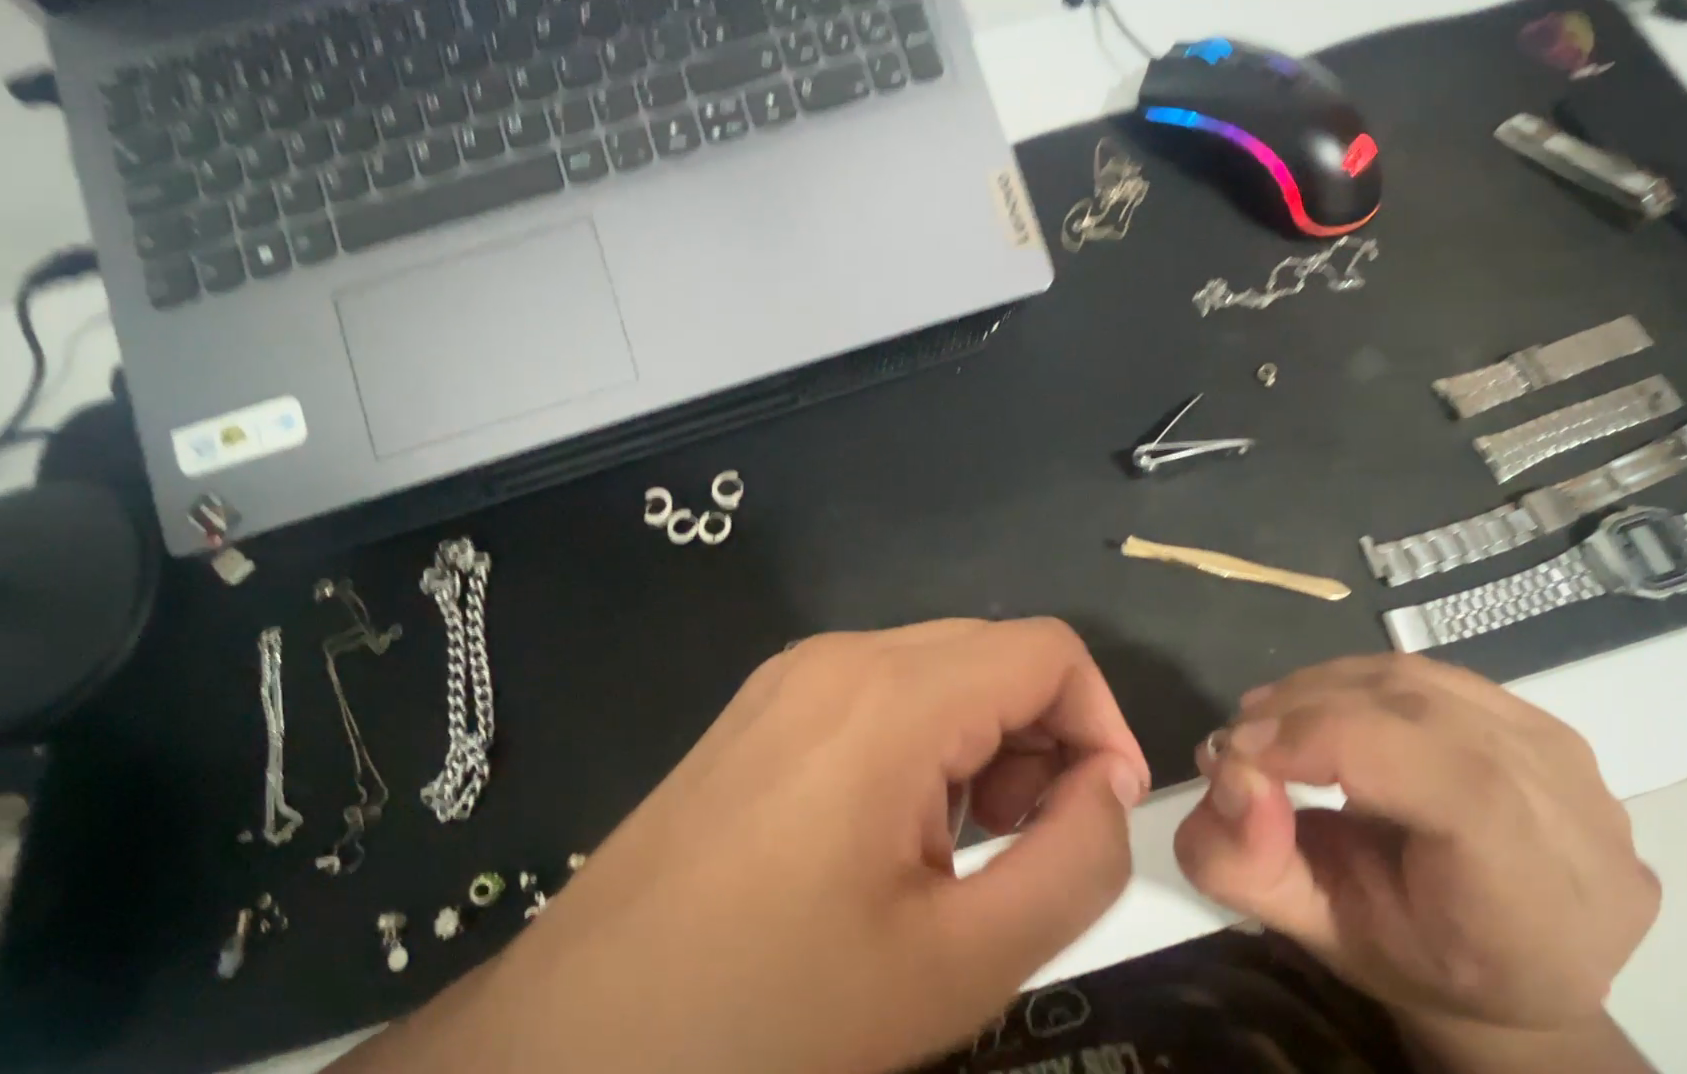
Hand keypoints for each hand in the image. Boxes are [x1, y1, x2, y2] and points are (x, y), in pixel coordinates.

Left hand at [337, 619, 1150, 1073]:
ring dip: (985, 745)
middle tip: (1028, 844)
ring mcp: (788, 679)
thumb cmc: (775, 1011)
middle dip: (1043, 739)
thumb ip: (1073, 863)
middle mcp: (838, 658)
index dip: (1102, 725)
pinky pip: (879, 696)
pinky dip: (924, 745)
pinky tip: (896, 834)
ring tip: (965, 845)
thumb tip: (1104, 788)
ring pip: (938, 673)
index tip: (1099, 818)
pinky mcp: (760, 711)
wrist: (581, 1040)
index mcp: (891, 698)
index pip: (1048, 652)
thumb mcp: (962, 961)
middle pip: (993, 655)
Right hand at [1173, 655, 1658, 1068]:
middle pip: (1423, 713)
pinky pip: (1428, 678)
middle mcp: (1570, 814)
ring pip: (1419, 682)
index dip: (1330, 742)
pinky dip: (1355, 685)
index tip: (1238, 752)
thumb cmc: (1416, 962)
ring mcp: (1564, 758)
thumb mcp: (1318, 937)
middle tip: (1236, 741)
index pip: (1447, 778)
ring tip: (1267, 725)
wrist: (1517, 965)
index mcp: (1531, 897)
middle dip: (1306, 711)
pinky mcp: (1539, 723)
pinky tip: (1318, 712)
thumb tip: (1228, 773)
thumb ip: (1250, 867)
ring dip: (1323, 691)